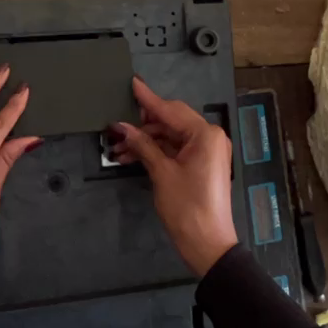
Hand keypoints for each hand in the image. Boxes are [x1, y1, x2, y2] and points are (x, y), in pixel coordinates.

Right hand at [111, 77, 239, 275]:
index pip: (171, 110)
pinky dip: (156, 151)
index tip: (132, 83)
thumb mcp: (162, 174)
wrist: (208, 244)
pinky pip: (176, 149)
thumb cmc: (187, 207)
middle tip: (118, 124)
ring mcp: (207, 151)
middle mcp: (209, 137)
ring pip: (171, 136)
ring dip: (146, 140)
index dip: (148, 98)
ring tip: (118, 148)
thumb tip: (122, 128)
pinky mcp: (202, 164)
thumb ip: (143, 146)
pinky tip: (132, 156)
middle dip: (143, 124)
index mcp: (205, 134)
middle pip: (172, 120)